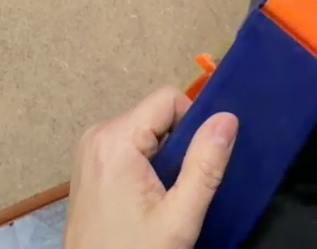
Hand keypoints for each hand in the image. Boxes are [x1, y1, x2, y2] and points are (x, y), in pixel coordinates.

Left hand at [64, 86, 238, 248]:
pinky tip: (145, 200)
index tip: (197, 164)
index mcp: (116, 137)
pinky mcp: (89, 163)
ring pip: (145, 130)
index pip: (168, 99)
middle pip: (156, 116)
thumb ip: (205, 165)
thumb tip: (227, 117)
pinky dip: (145, 165)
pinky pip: (128, 145)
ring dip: (161, 158)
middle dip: (176, 146)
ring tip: (162, 199)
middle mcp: (98, 133)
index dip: (192, 125)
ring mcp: (90, 148)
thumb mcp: (178, 217)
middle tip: (180, 190)